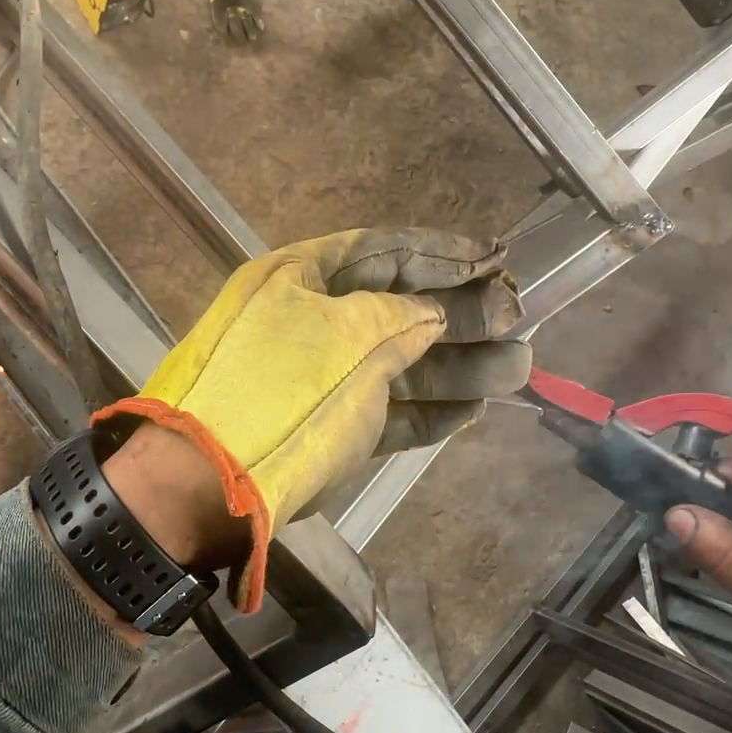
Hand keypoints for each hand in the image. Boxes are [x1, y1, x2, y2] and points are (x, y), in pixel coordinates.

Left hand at [96, 228, 532, 612]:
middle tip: (517, 314)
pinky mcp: (327, 428)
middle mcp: (307, 320)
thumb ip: (403, 315)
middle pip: (396, 307)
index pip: (381, 250)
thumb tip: (435, 313)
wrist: (210, 482)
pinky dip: (428, 410)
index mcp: (298, 278)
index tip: (495, 257)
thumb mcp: (348, 334)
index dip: (441, 252)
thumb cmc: (283, 388)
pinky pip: (386, 411)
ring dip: (458, 365)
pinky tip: (476, 409)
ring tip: (521, 366)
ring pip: (399, 364)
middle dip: (459, 311)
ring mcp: (317, 379)